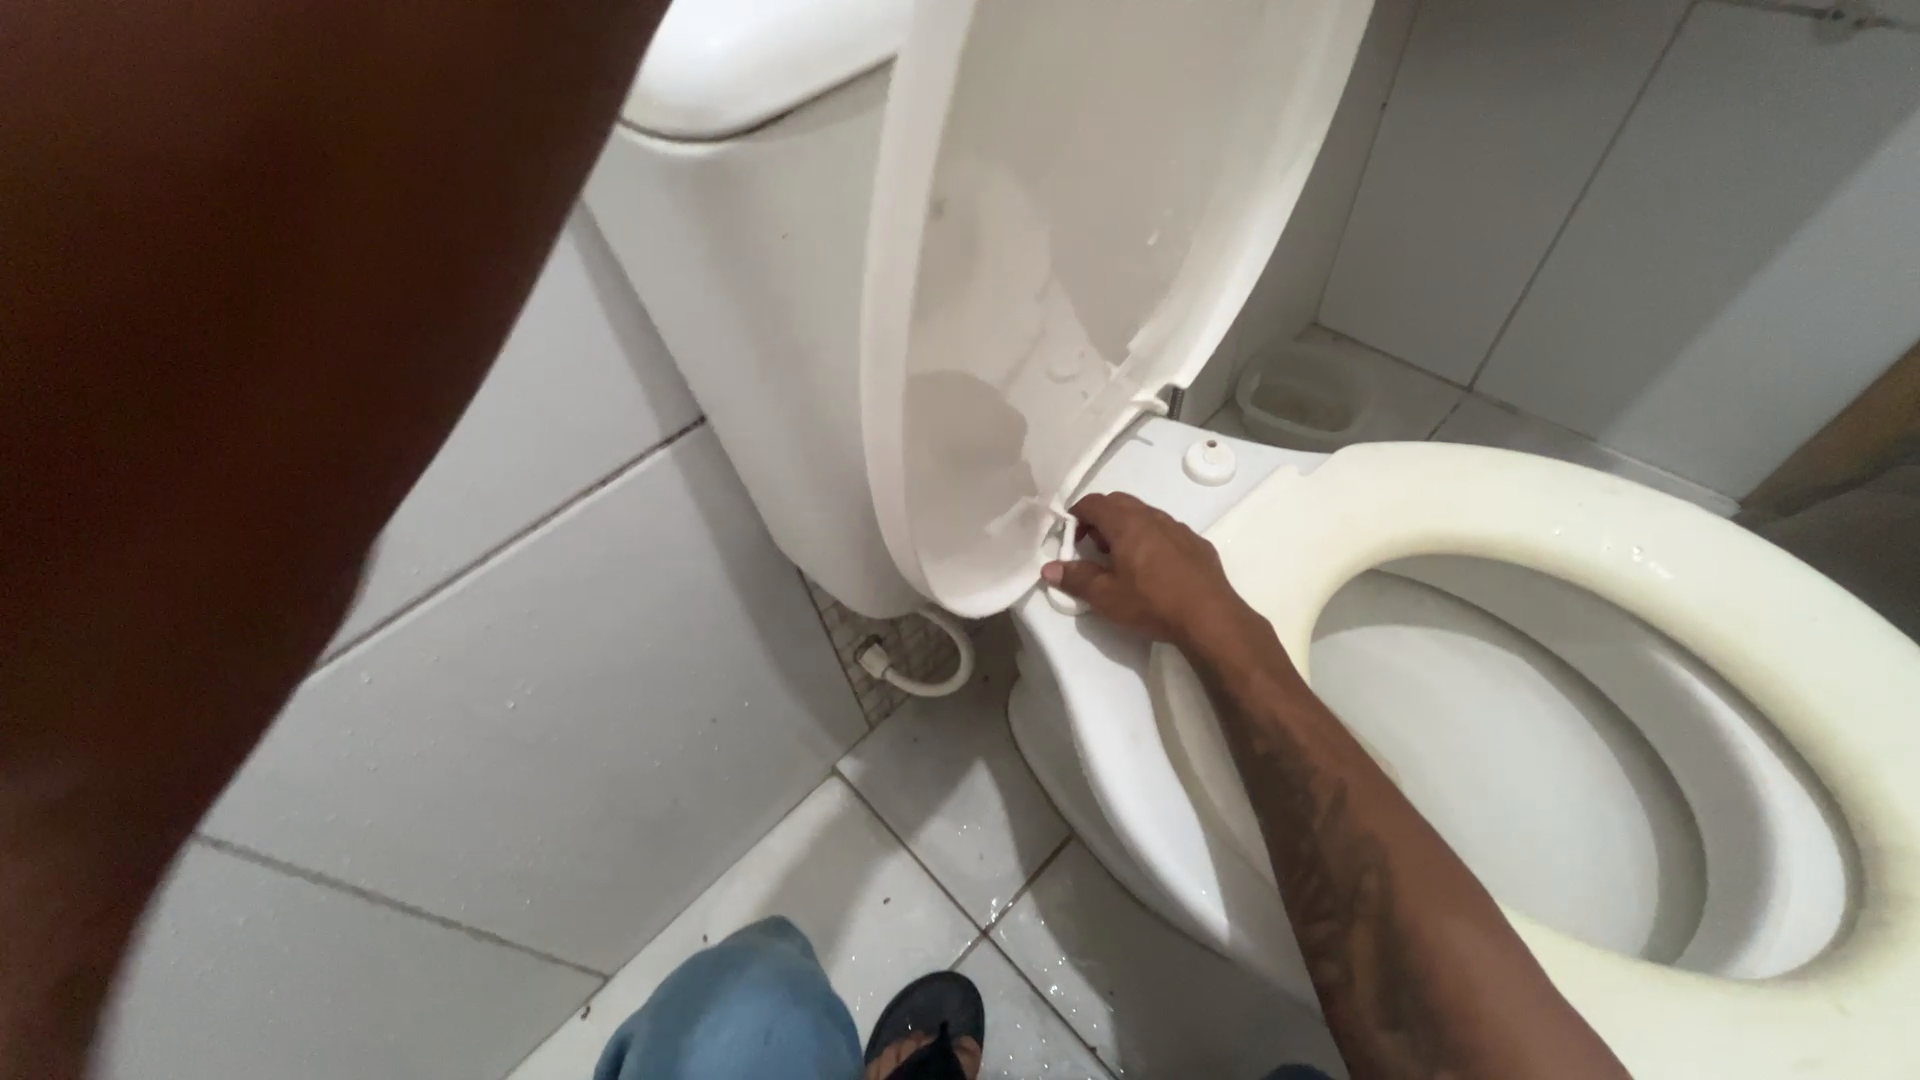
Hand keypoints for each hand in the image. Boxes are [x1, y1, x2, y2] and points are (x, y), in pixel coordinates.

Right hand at [1040, 492, 1261, 647]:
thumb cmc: (1151, 603)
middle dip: (1100, 518)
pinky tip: (1154, 568)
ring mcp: (1178, 528)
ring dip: (1126, 527)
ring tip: (1122, 559)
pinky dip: (1151, 539)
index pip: (1094, 502)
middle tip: (1093, 547)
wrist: (1210, 617)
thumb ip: (1076, 578)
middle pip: (1119, 502)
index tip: (1070, 536)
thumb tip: (1049, 569)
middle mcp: (1153, 517)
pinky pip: (1166, 530)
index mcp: (1126, 523)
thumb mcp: (1106, 596)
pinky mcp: (1197, 543)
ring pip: (1145, 514)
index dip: (1076, 515)